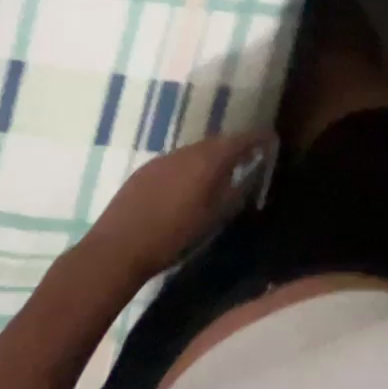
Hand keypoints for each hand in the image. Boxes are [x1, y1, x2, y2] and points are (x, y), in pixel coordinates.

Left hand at [81, 131, 274, 279]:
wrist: (116, 250)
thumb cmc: (173, 236)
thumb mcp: (214, 218)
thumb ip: (236, 193)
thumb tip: (250, 175)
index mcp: (208, 160)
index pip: (241, 139)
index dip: (258, 139)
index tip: (271, 140)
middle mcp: (186, 151)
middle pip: (217, 142)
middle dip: (233, 148)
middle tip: (246, 161)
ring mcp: (162, 159)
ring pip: (194, 151)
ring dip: (209, 159)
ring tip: (216, 177)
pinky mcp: (143, 171)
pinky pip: (175, 162)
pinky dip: (187, 168)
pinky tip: (184, 189)